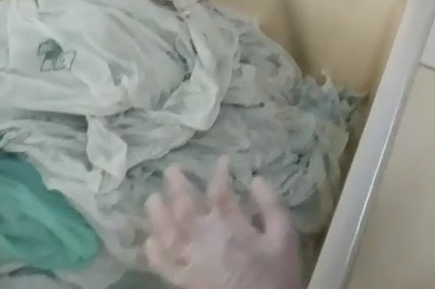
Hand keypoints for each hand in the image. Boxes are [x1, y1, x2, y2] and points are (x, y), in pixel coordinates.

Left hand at [144, 157, 301, 288]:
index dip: (219, 172)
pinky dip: (153, 251)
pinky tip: (149, 240)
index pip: (220, 192)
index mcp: (232, 227)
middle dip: (178, 186)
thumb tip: (256, 180)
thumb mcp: (285, 237)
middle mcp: (205, 240)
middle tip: (171, 170)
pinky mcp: (181, 283)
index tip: (222, 159)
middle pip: (186, 208)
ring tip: (152, 197)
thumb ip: (272, 205)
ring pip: (168, 233)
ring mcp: (190, 263)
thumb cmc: (276, 275)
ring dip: (158, 214)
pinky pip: (162, 265)